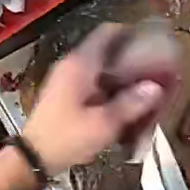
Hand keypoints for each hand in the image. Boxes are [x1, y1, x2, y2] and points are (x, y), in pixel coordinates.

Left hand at [23, 23, 178, 174]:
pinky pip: (93, 81)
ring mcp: (66, 78)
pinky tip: (124, 101)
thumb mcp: (104, 124)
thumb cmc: (68, 137)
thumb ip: (132, 103)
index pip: (108, 32)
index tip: (153, 42)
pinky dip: (109, 86)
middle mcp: (72, 64)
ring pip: (101, 67)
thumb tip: (157, 87)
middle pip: (107, 50)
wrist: (33, 157)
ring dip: (121, 74)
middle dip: (131, 58)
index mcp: (81, 64)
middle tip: (156, 69)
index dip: (132, 33)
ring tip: (145, 86)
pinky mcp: (65, 93)